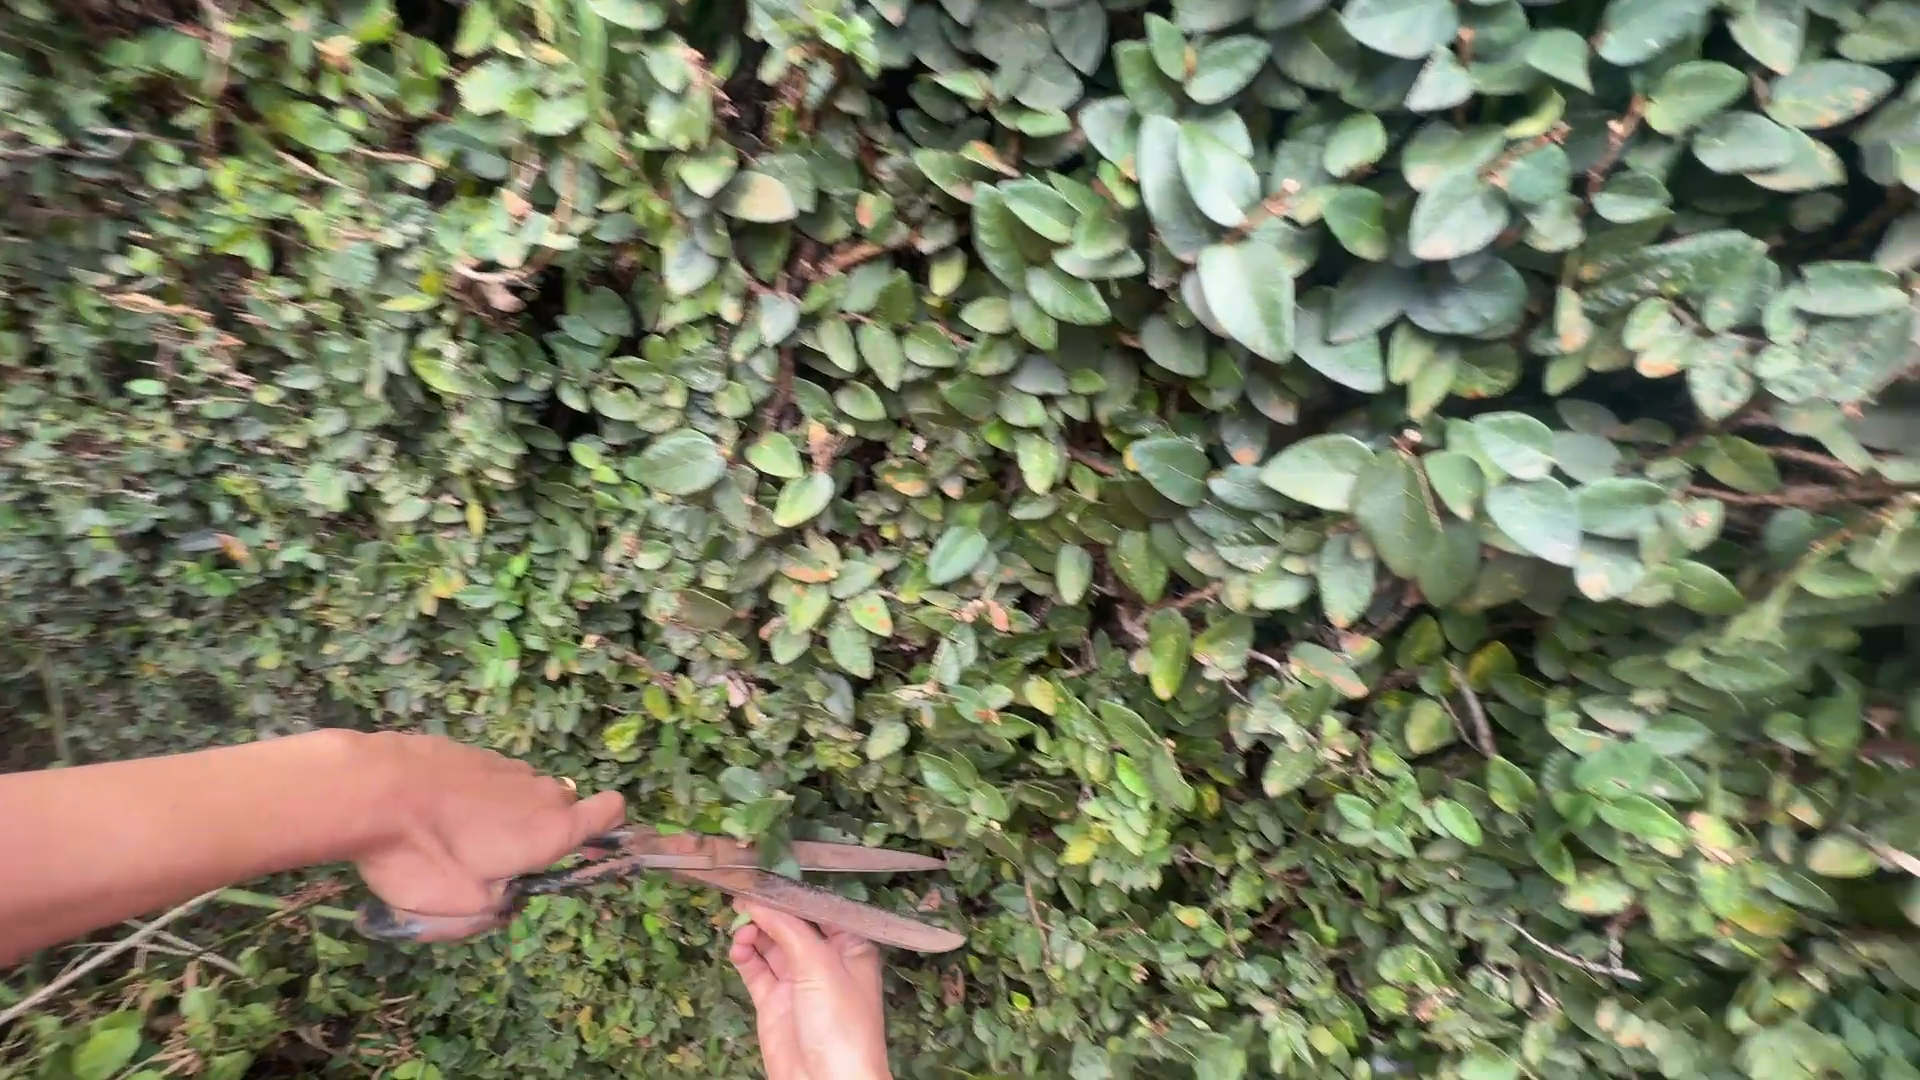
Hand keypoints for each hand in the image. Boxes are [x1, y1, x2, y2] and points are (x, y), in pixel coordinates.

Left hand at [349, 733, 625, 939]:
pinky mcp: (476, 753)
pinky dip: (474, 795)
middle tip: (493, 861)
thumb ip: (493, 913)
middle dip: (540, 832)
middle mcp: (544, 792)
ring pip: (525, 793)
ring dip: (505, 813)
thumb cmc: (425, 857)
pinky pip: (492, 779)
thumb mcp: (455, 912)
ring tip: (450, 837)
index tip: (580, 849)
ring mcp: (511, 768)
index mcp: (552, 830)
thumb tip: (506, 900)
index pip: (613, 811)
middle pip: (563, 807)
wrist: (373, 790)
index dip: (605, 829)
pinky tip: (429, 812)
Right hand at [728, 898, 890, 1079]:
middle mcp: (824, 957)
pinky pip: (756, 970)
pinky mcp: (775, 1003)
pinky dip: (745, 955)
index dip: (794, 892)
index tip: (767, 874)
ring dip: (755, 930)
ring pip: (772, 944)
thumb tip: (759, 899)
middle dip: (769, 909)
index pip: (820, 907)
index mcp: (850, 943)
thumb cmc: (840, 1021)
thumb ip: (789, 929)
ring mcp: (798, 980)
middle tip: (743, 896)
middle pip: (792, 923)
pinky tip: (738, 947)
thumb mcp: (820, 965)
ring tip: (739, 924)